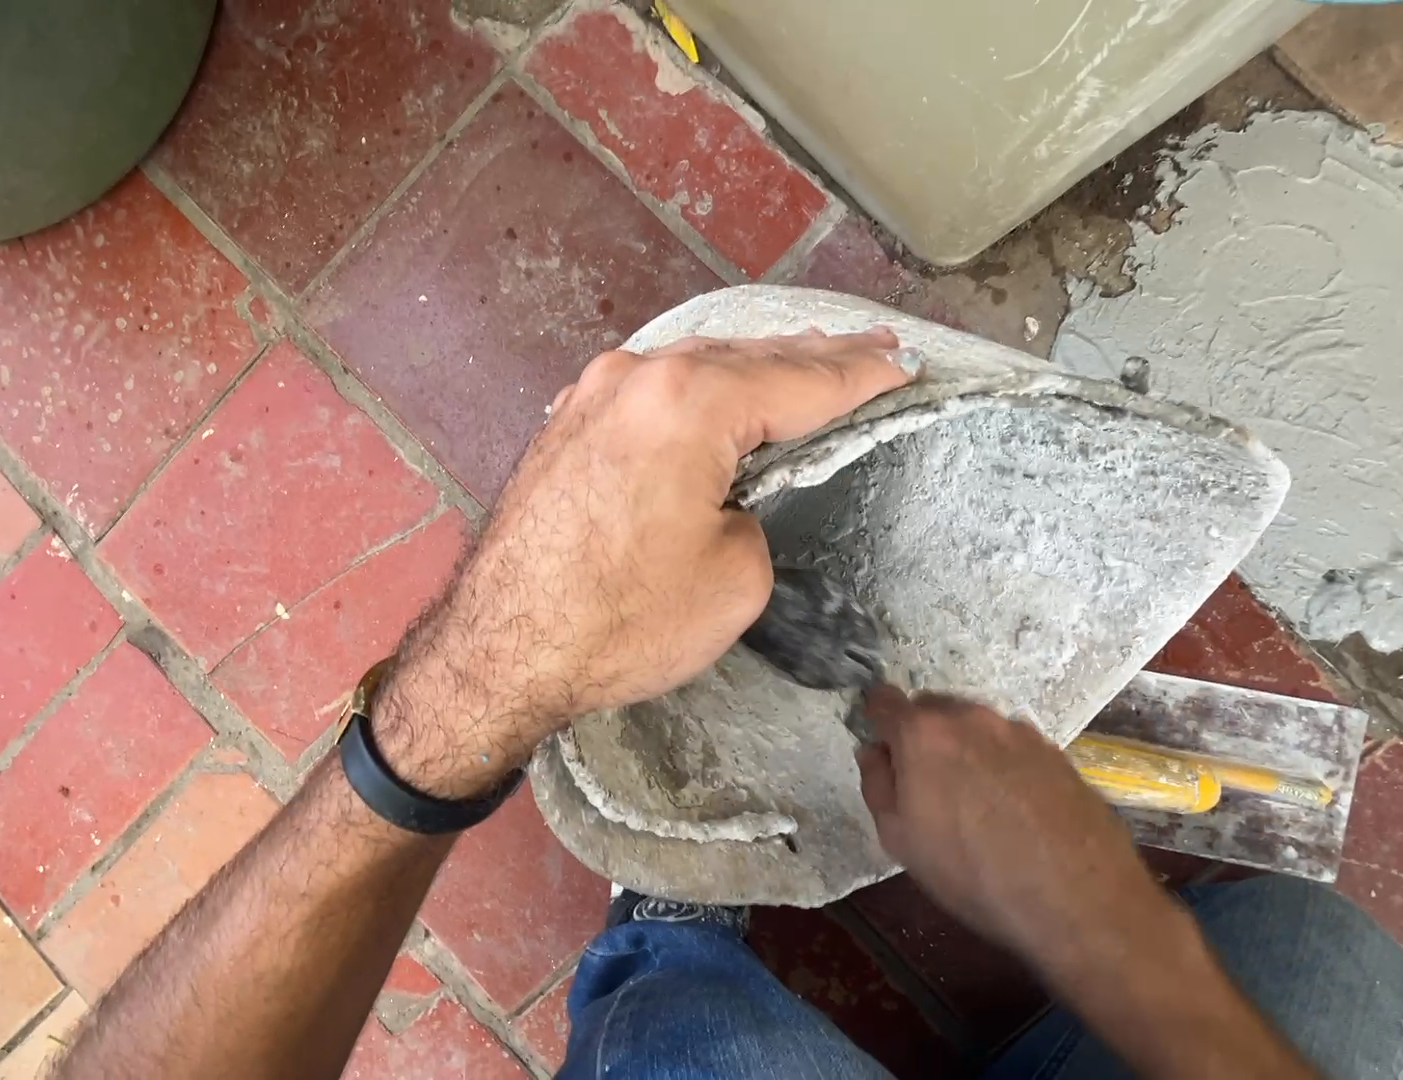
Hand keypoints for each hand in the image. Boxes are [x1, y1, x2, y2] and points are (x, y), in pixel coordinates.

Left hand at [376, 330, 906, 795]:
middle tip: (868, 347)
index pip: (799, 379)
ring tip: (804, 361)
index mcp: (687, 402)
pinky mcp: (564, 424)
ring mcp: (590, 395)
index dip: (861, 376)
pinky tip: (716, 393)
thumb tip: (724, 499)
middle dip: (813, 356)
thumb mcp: (733, 580)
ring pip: (693, 367)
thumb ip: (751, 515)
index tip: (904, 365)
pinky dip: (695, 390)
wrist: (497, 651)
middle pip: (746, 359)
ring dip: (751, 368)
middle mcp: (635, 376)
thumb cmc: (621, 621)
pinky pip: (650, 391)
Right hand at [855, 685, 1175, 971]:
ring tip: (977, 801)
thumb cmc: (972, 872)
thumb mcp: (899, 838)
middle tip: (928, 784)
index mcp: (922, 732)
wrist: (1082, 904)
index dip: (877, 721)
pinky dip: (1003, 764)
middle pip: (931, 708)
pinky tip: (1015, 808)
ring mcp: (1019, 731)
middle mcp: (970, 717)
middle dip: (922, 736)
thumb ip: (877, 783)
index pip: (883, 699)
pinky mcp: (1057, 752)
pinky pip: (1012, 746)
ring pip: (974, 726)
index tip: (884, 751)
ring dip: (964, 748)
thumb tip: (874, 751)